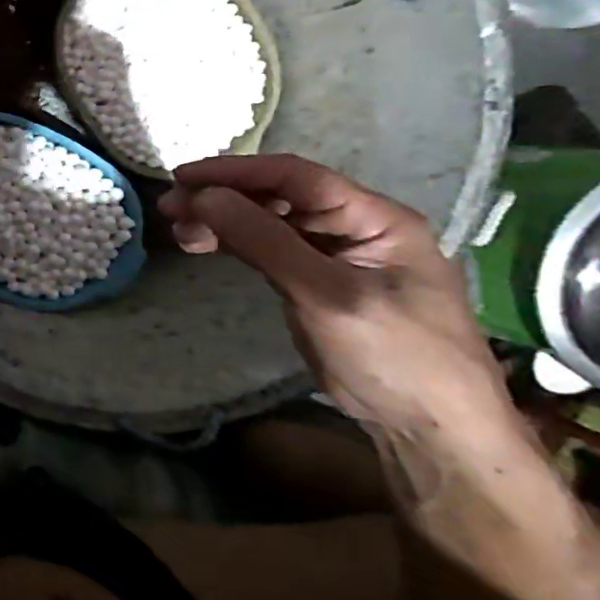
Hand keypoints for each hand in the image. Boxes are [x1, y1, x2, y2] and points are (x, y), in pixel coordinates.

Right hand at [158, 154, 507, 433]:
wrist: (430, 427)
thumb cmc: (394, 356)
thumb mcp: (327, 295)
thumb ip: (266, 241)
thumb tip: (204, 196)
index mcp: (374, 218)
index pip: (295, 177)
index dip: (236, 172)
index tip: (182, 178)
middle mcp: (353, 226)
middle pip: (277, 195)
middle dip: (221, 197)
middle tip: (170, 209)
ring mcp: (333, 254)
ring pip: (266, 221)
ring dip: (221, 220)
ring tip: (178, 230)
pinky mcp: (313, 280)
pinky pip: (266, 247)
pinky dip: (231, 242)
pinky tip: (202, 244)